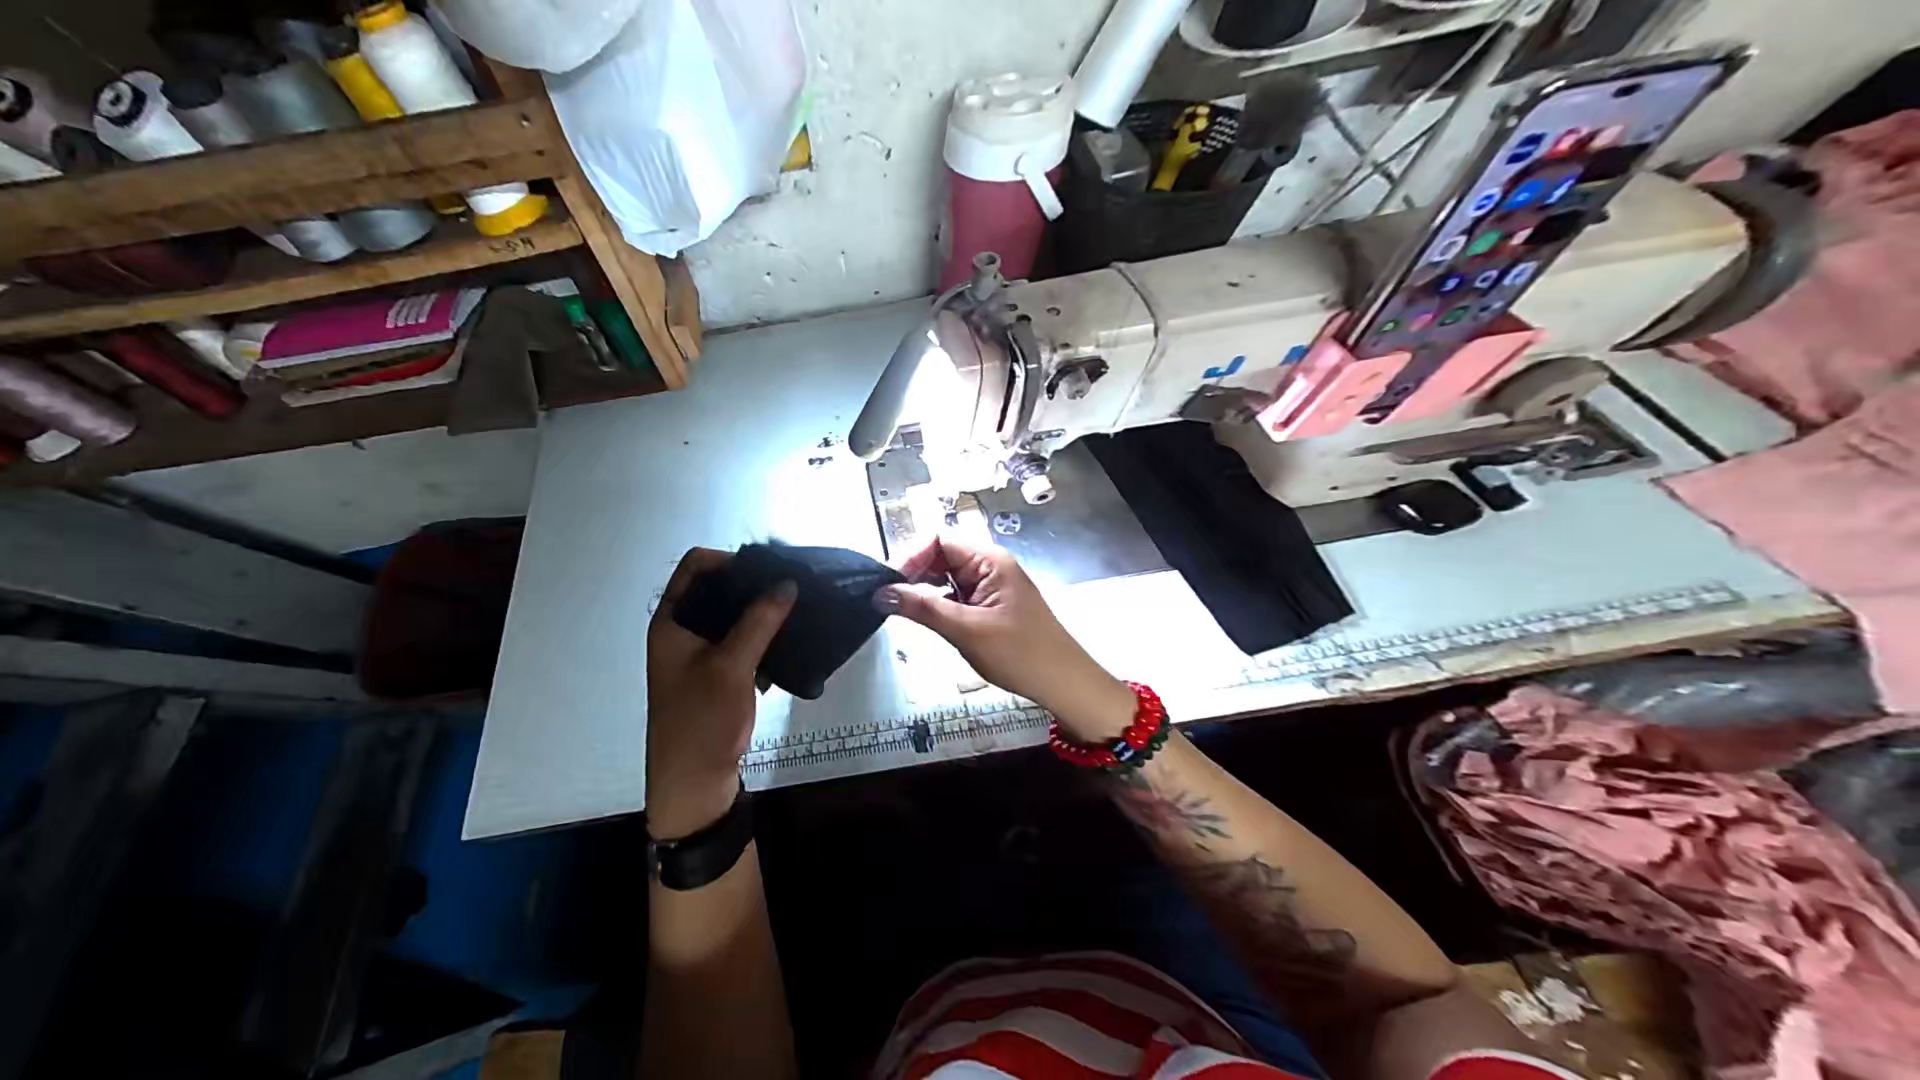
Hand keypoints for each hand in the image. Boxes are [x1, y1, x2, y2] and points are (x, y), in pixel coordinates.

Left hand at [646, 548, 796, 839]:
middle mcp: (683, 630)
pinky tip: (789, 644)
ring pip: (734, 616)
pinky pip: (743, 641)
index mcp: (672, 622)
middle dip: (754, 586)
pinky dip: (764, 639)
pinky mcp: (719, 672)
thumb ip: (759, 621)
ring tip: (796, 612)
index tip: (768, 571)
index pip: (696, 566)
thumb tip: (787, 583)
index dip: (730, 560)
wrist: (694, 783)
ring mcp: (700, 652)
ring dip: (762, 614)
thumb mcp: (731, 667)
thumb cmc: (702, 720)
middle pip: (718, 588)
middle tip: (791, 588)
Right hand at [875, 536, 1136, 742]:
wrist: (1062, 683)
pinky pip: (955, 596)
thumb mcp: (966, 630)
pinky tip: (924, 618)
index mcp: (989, 560)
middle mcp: (989, 566)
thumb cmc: (1020, 654)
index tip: (887, 584)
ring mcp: (990, 586)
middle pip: (939, 557)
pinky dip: (937, 605)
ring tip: (898, 609)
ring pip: (944, 578)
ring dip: (923, 591)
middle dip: (912, 575)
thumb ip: (922, 608)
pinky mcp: (989, 606)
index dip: (910, 558)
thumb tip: (880, 592)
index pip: (937, 542)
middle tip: (886, 599)